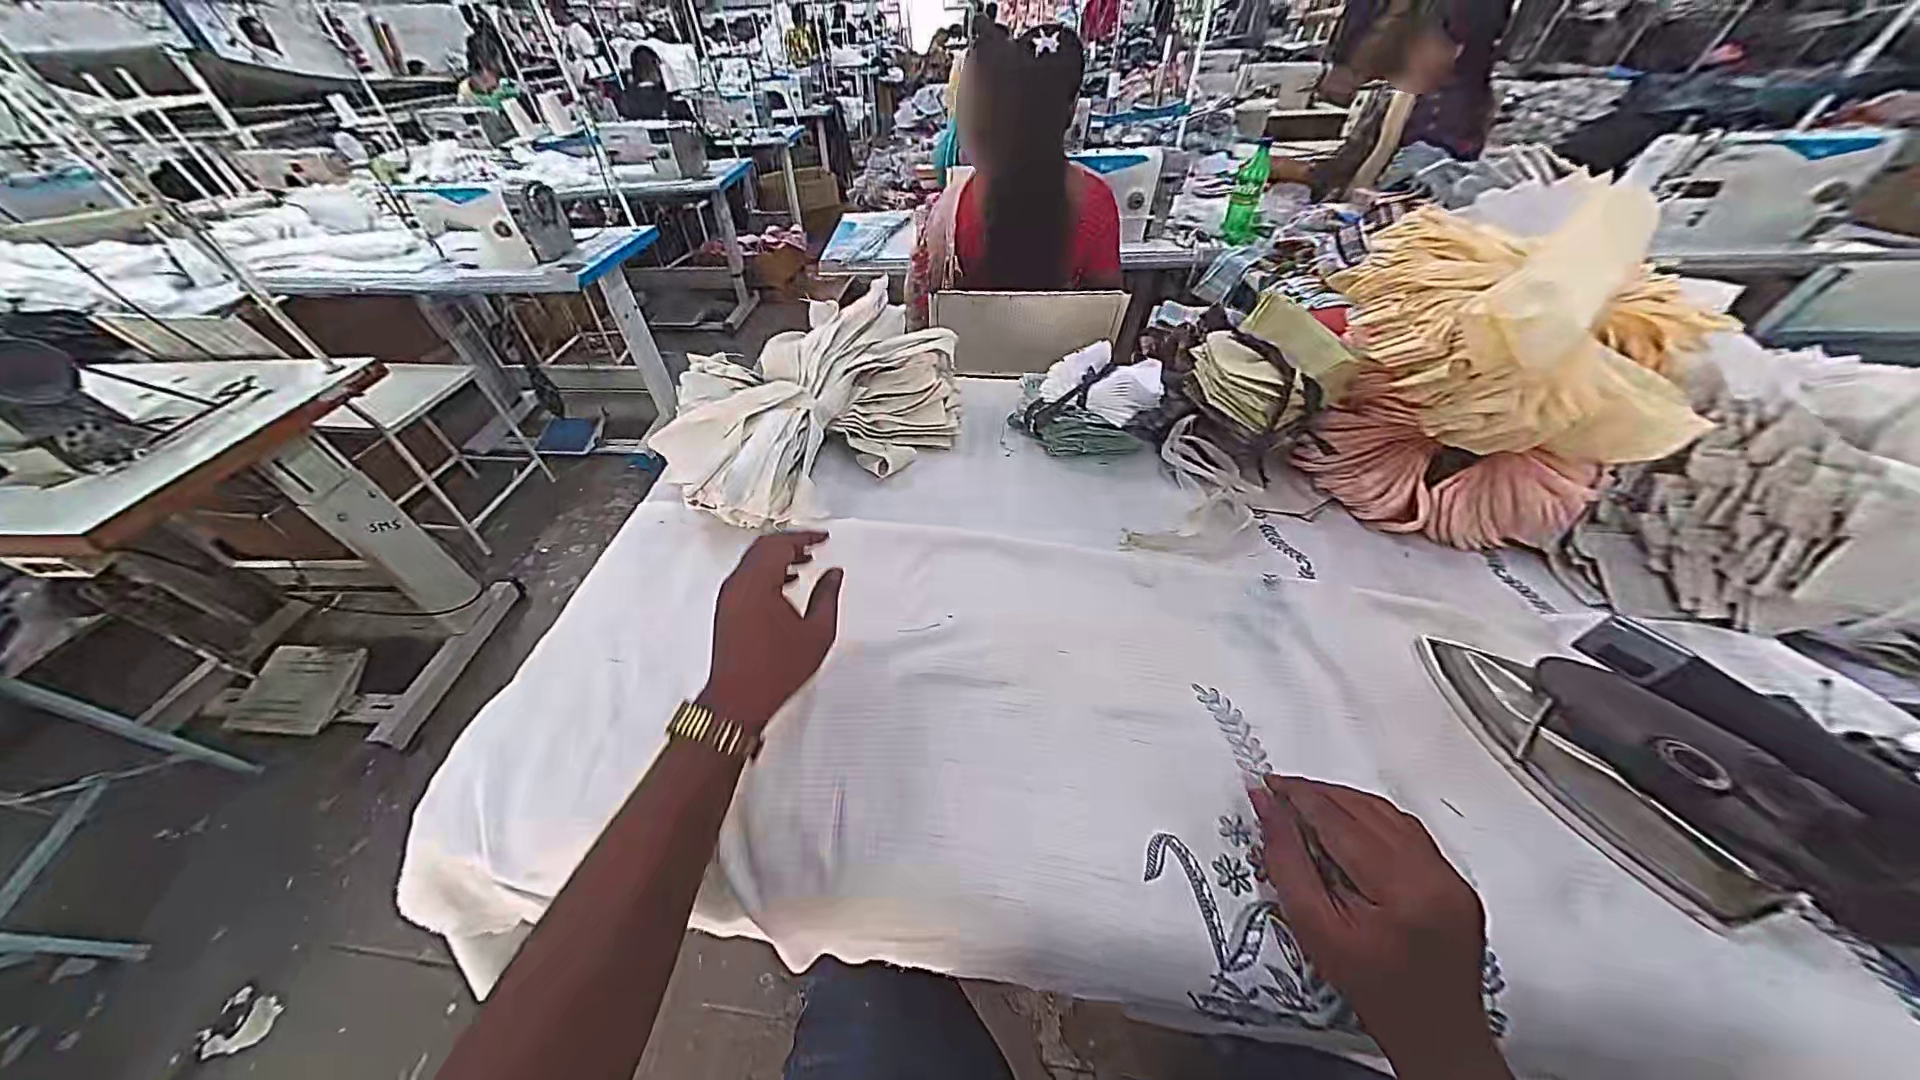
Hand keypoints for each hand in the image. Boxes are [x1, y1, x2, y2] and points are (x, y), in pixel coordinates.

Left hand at [699, 531, 842, 733]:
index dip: (804, 537)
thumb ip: (827, 596)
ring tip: (805, 561)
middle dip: (791, 543)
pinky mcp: (727, 609)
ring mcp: (729, 597)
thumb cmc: (774, 671)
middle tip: (814, 545)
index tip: (821, 537)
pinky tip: (787, 582)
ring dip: (779, 556)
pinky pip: (747, 577)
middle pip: (763, 548)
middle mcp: (738, 585)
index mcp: (758, 584)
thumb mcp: (817, 632)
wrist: (739, 699)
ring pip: (754, 561)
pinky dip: (768, 571)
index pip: (780, 544)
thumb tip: (833, 574)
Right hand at [1250, 776, 1510, 1079]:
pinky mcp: (1455, 880)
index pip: (1339, 820)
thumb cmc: (1370, 987)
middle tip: (1279, 791)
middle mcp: (1435, 876)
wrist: (1433, 1034)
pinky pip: (1406, 830)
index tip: (1268, 786)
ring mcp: (1451, 877)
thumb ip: (1285, 856)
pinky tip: (1346, 824)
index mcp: (1402, 889)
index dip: (1298, 796)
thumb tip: (1265, 804)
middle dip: (1317, 794)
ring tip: (1306, 803)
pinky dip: (1369, 817)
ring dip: (1342, 801)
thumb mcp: (1312, 922)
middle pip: (1364, 809)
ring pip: (1386, 813)